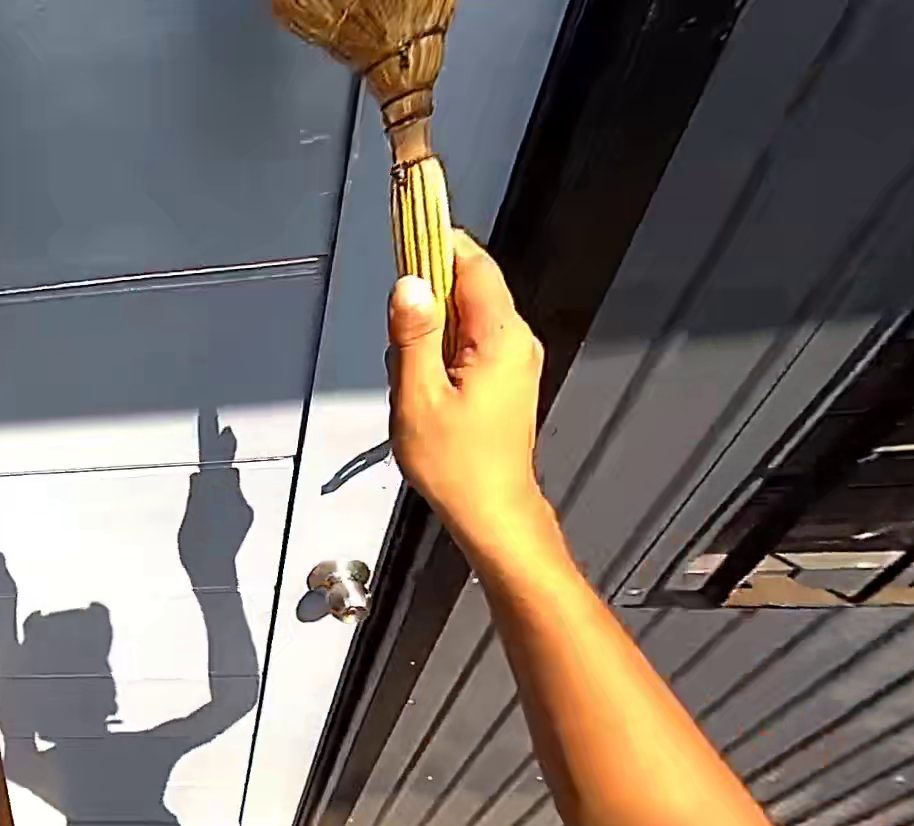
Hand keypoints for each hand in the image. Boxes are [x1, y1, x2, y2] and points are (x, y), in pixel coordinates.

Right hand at [386, 231, 554, 558]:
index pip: (473, 267)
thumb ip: (412, 338)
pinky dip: (439, 353)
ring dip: (428, 337)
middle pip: (468, 290)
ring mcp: (513, 360)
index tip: (408, 231)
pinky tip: (424, 390)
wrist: (488, 505)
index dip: (439, 244)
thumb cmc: (454, 461)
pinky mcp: (504, 377)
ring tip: (411, 385)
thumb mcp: (418, 398)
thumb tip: (407, 286)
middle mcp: (515, 341)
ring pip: (463, 320)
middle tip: (398, 350)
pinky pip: (467, 345)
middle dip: (424, 305)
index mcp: (499, 339)